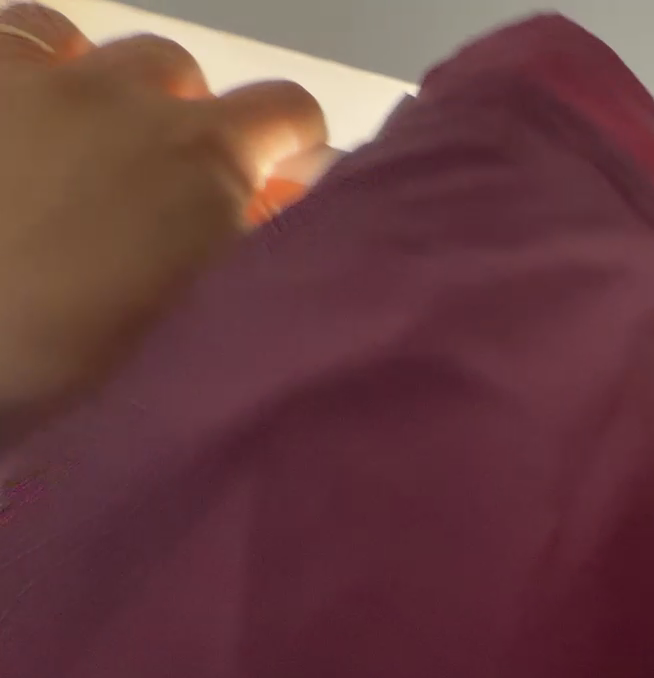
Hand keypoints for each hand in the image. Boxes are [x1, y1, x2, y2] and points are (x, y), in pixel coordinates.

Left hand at [0, 5, 324, 438]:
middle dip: (186, 111)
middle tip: (173, 177)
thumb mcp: (237, 292)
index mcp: (208, 150)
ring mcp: (14, 78)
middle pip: (177, 66)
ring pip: (67, 34)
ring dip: (88, 79)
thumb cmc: (120, 336)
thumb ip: (279, 232)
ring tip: (79, 139)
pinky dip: (14, 69)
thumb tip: (295, 197)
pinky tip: (18, 125)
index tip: (282, 185)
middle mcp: (116, 93)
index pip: (292, 107)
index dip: (296, 143)